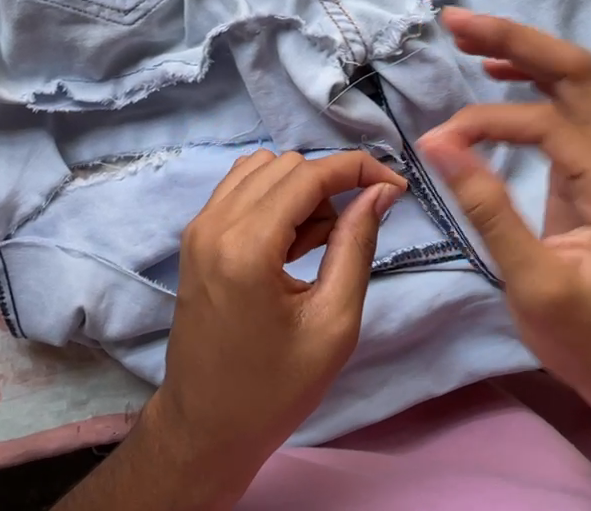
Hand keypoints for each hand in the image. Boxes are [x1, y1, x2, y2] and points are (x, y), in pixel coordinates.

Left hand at [146, 149, 406, 503]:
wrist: (206, 425)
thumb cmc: (275, 389)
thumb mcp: (333, 324)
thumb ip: (356, 246)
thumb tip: (379, 192)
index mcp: (246, 247)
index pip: (308, 175)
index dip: (357, 169)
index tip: (395, 188)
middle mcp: (214, 223)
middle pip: (286, 165)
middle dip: (328, 187)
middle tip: (345, 240)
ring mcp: (198, 226)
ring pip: (262, 168)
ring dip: (299, 191)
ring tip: (314, 247)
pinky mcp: (194, 235)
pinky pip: (239, 187)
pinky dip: (272, 198)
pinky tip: (287, 244)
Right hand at [417, 8, 590, 431]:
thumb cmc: (590, 343)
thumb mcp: (533, 285)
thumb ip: (489, 209)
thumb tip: (438, 144)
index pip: (551, 126)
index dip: (488, 124)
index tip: (438, 144)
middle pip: (579, 75)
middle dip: (516, 41)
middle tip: (454, 21)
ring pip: (578, 83)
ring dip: (524, 52)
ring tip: (467, 35)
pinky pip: (569, 108)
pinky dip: (533, 81)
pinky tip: (498, 73)